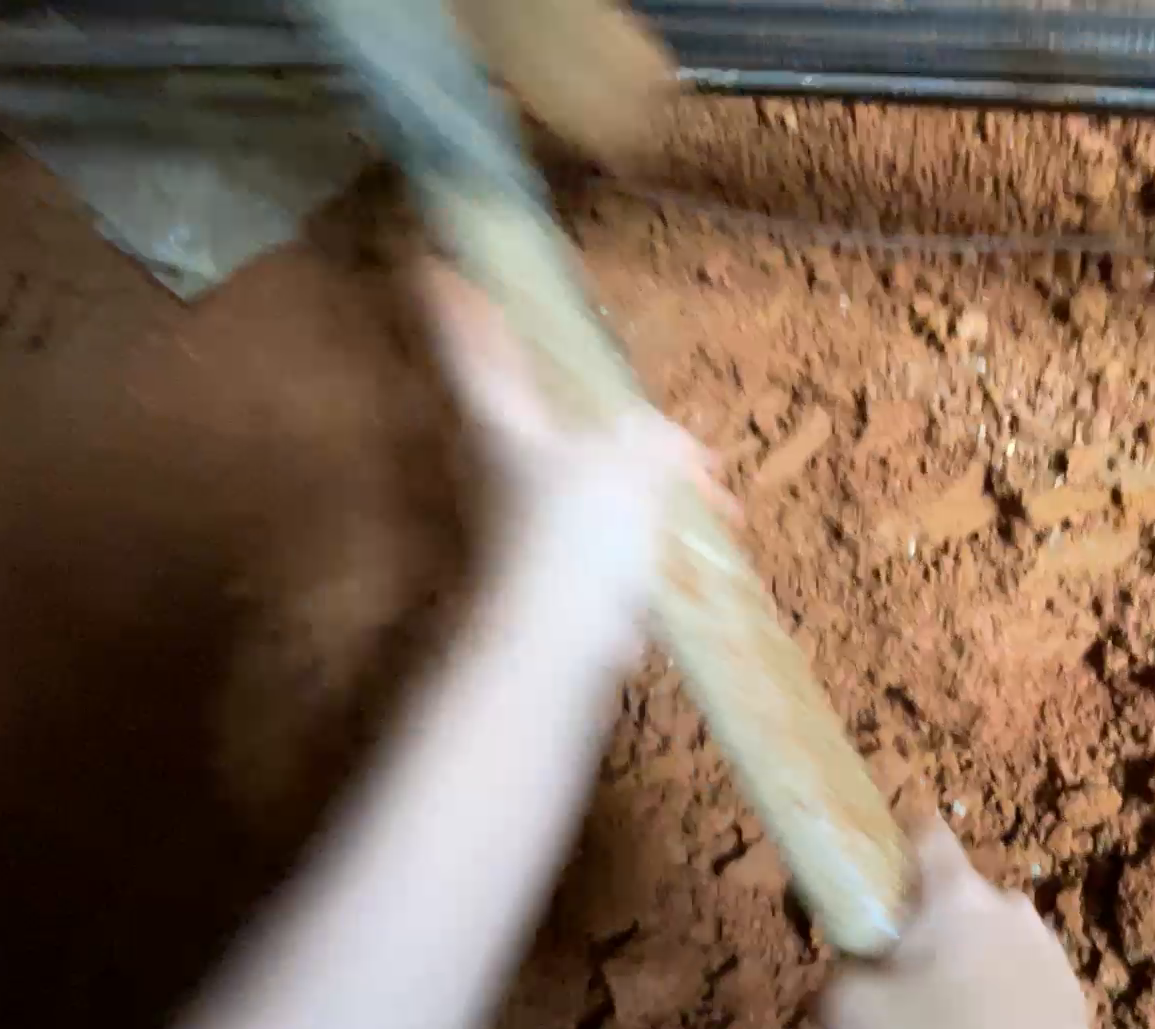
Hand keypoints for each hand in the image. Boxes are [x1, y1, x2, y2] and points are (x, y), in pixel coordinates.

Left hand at [419, 263, 719, 643]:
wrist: (562, 636)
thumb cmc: (577, 537)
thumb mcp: (626, 465)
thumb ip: (651, 438)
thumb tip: (671, 443)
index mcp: (510, 424)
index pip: (478, 350)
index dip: (462, 308)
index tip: (436, 266)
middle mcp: (520, 457)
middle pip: (574, 417)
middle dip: (644, 429)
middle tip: (695, 452)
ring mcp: (548, 504)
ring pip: (613, 469)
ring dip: (668, 480)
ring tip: (718, 501)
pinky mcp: (575, 545)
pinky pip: (627, 513)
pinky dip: (665, 517)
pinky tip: (704, 531)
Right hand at [824, 820, 1097, 1028]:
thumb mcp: (851, 1016)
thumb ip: (837, 972)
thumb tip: (848, 964)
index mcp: (957, 893)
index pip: (925, 830)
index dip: (897, 843)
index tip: (876, 878)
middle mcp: (1008, 902)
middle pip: (955, 894)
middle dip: (927, 925)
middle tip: (902, 976)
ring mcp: (1047, 944)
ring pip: (989, 933)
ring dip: (966, 960)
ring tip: (945, 1018)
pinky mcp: (1072, 988)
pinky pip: (1021, 970)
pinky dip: (1001, 991)